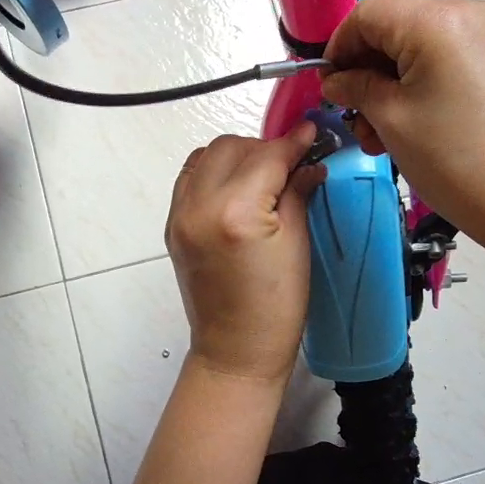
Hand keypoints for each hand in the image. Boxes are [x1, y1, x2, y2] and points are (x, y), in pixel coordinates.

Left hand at [166, 124, 325, 383]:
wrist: (236, 350)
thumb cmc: (277, 307)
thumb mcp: (297, 245)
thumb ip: (297, 193)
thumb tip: (307, 161)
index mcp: (234, 212)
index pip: (267, 156)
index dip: (294, 143)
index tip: (311, 133)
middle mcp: (199, 206)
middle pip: (231, 147)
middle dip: (263, 148)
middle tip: (290, 165)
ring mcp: (179, 216)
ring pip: (206, 156)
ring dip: (236, 156)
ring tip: (262, 177)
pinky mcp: (173, 226)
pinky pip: (190, 179)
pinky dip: (213, 172)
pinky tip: (236, 189)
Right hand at [321, 0, 484, 237]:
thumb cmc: (453, 161)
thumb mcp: (391, 120)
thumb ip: (357, 88)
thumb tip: (337, 81)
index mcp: (440, 19)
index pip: (369, 13)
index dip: (340, 47)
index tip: (328, 86)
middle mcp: (472, 12)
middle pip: (396, 25)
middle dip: (367, 68)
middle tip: (354, 116)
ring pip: (419, 45)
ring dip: (390, 82)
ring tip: (378, 132)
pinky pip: (446, 59)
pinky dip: (419, 84)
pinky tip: (406, 124)